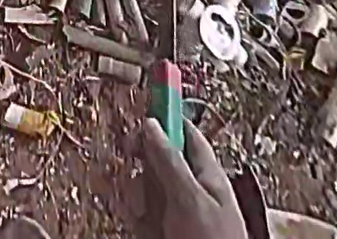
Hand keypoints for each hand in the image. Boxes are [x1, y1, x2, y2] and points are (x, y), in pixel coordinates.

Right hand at [138, 119, 246, 238]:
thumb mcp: (191, 200)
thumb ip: (170, 161)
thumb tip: (152, 122)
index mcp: (206, 176)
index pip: (185, 132)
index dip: (165, 118)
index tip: (143, 110)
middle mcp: (188, 190)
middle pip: (157, 156)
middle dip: (141, 158)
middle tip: (131, 157)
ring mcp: (173, 213)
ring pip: (143, 183)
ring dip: (134, 190)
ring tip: (140, 210)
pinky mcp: (158, 231)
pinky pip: (137, 211)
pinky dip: (130, 212)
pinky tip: (134, 220)